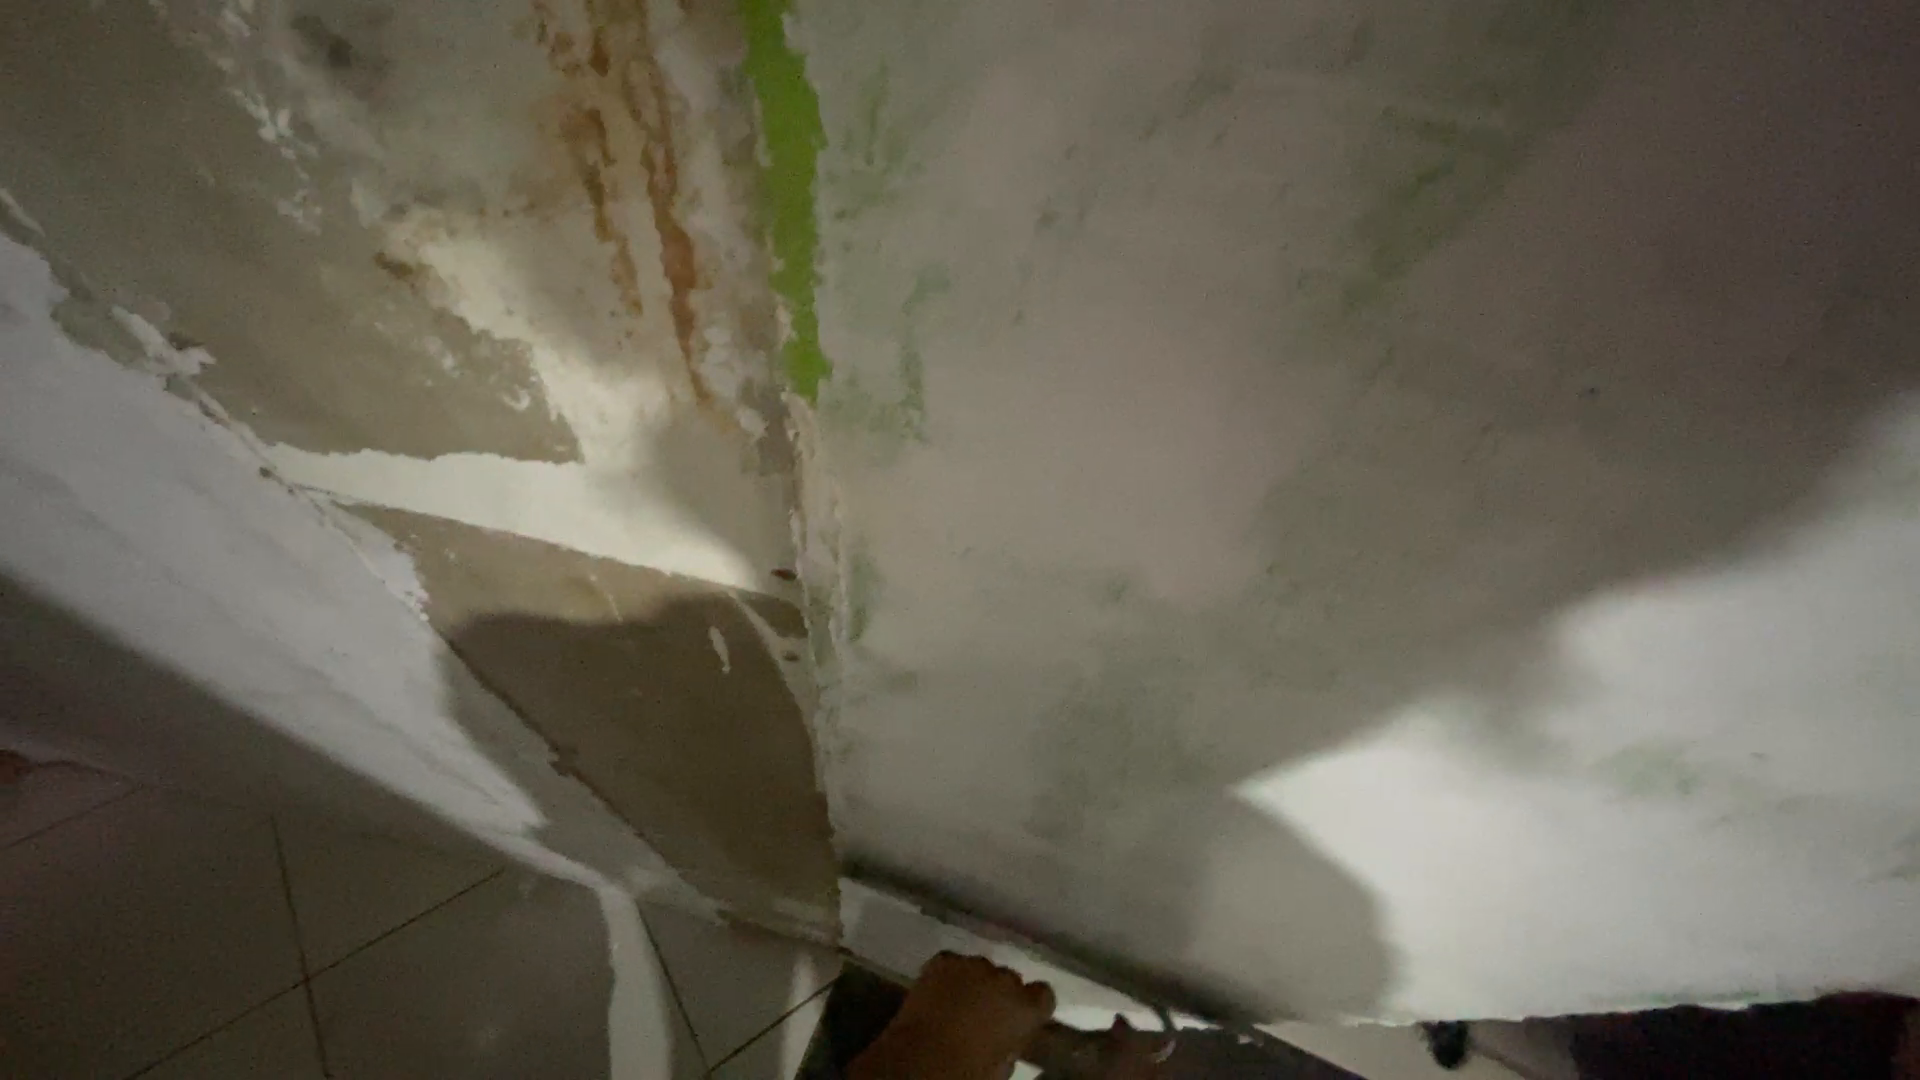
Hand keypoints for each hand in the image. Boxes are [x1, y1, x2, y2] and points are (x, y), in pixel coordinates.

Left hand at [851, 952, 1056, 1079]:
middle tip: (985, 1017)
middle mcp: (1003, 979)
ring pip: (981, 969)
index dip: (1034, 1005)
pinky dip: (949, 975)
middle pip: (1009, 979)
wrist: (920, 1061)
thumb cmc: (966, 1074)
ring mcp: (972, 965)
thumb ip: (1011, 1046)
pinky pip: (953, 964)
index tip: (1024, 1017)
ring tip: (958, 1005)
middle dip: (1001, 994)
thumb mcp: (1001, 1069)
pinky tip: (940, 992)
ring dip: (975, 983)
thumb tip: (1006, 1039)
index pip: (1044, 994)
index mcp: (1024, 1008)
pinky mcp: (943, 960)